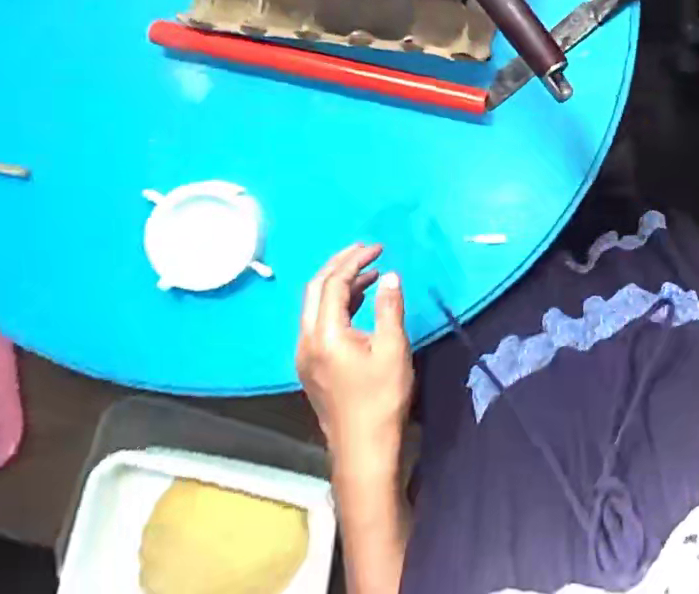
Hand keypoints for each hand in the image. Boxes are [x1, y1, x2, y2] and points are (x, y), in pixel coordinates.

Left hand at [295, 243, 412, 469]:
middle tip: (366, 250)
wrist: (364, 451)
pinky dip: (337, 303)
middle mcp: (307, 340)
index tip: (378, 247)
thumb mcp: (393, 349)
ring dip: (339, 283)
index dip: (354, 260)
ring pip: (314, 305)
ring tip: (370, 273)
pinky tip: (360, 301)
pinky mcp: (312, 365)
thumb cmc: (381, 399)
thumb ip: (389, 308)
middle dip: (340, 264)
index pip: (333, 283)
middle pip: (315, 288)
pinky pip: (318, 320)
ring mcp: (306, 355)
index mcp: (324, 334)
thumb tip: (389, 275)